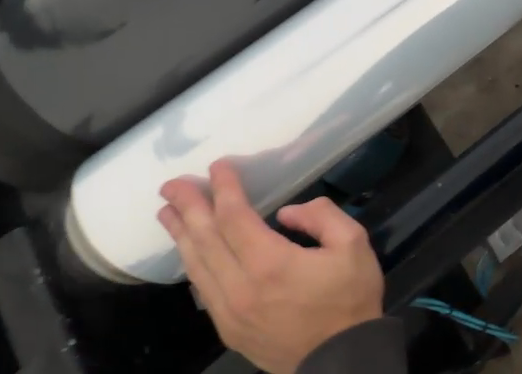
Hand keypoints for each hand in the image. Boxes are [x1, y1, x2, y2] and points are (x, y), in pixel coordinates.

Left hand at [159, 161, 383, 373]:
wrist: (339, 356)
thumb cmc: (350, 295)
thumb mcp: (354, 243)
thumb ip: (323, 217)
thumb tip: (289, 212)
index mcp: (271, 263)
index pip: (236, 219)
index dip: (224, 190)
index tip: (217, 167)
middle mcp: (240, 286)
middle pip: (206, 241)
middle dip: (188, 209)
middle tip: (171, 186)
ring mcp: (229, 311)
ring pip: (198, 266)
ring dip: (182, 236)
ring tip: (167, 213)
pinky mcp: (228, 327)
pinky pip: (203, 289)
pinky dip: (193, 264)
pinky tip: (190, 251)